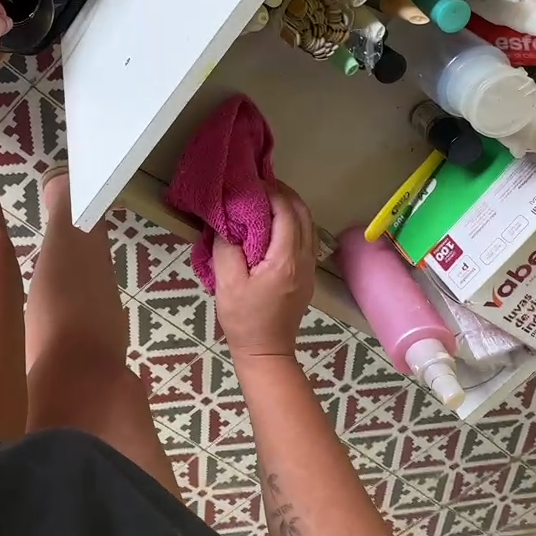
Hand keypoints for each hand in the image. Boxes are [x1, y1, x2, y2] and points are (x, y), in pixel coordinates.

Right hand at [213, 182, 316, 359]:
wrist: (266, 353)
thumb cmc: (244, 319)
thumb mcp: (227, 283)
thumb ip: (226, 247)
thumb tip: (226, 220)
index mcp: (285, 260)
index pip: (286, 213)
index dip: (272, 192)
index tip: (252, 182)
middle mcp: (304, 260)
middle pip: (303, 214)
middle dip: (285, 193)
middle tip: (261, 183)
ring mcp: (309, 268)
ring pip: (309, 225)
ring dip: (291, 207)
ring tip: (267, 198)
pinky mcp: (307, 275)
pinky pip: (307, 238)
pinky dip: (294, 222)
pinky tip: (275, 223)